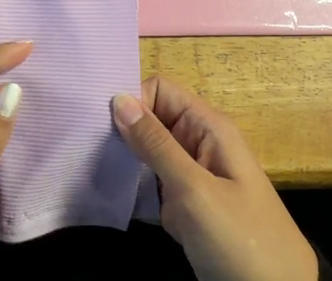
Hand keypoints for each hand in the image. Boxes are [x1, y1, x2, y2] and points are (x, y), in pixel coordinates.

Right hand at [113, 77, 317, 280]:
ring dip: (128, 160)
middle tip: (91, 147)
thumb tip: (118, 98)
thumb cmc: (240, 241)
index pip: (160, 91)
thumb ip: (156, 144)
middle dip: (125, 131)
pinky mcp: (190, 207)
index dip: (133, 101)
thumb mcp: (195, 191)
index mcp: (210, 128)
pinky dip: (138, 188)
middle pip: (154, 119)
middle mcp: (202, 145)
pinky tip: (117, 195)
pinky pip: (156, 183)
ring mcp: (196, 178)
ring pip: (151, 152)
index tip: (101, 125)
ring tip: (98, 169)